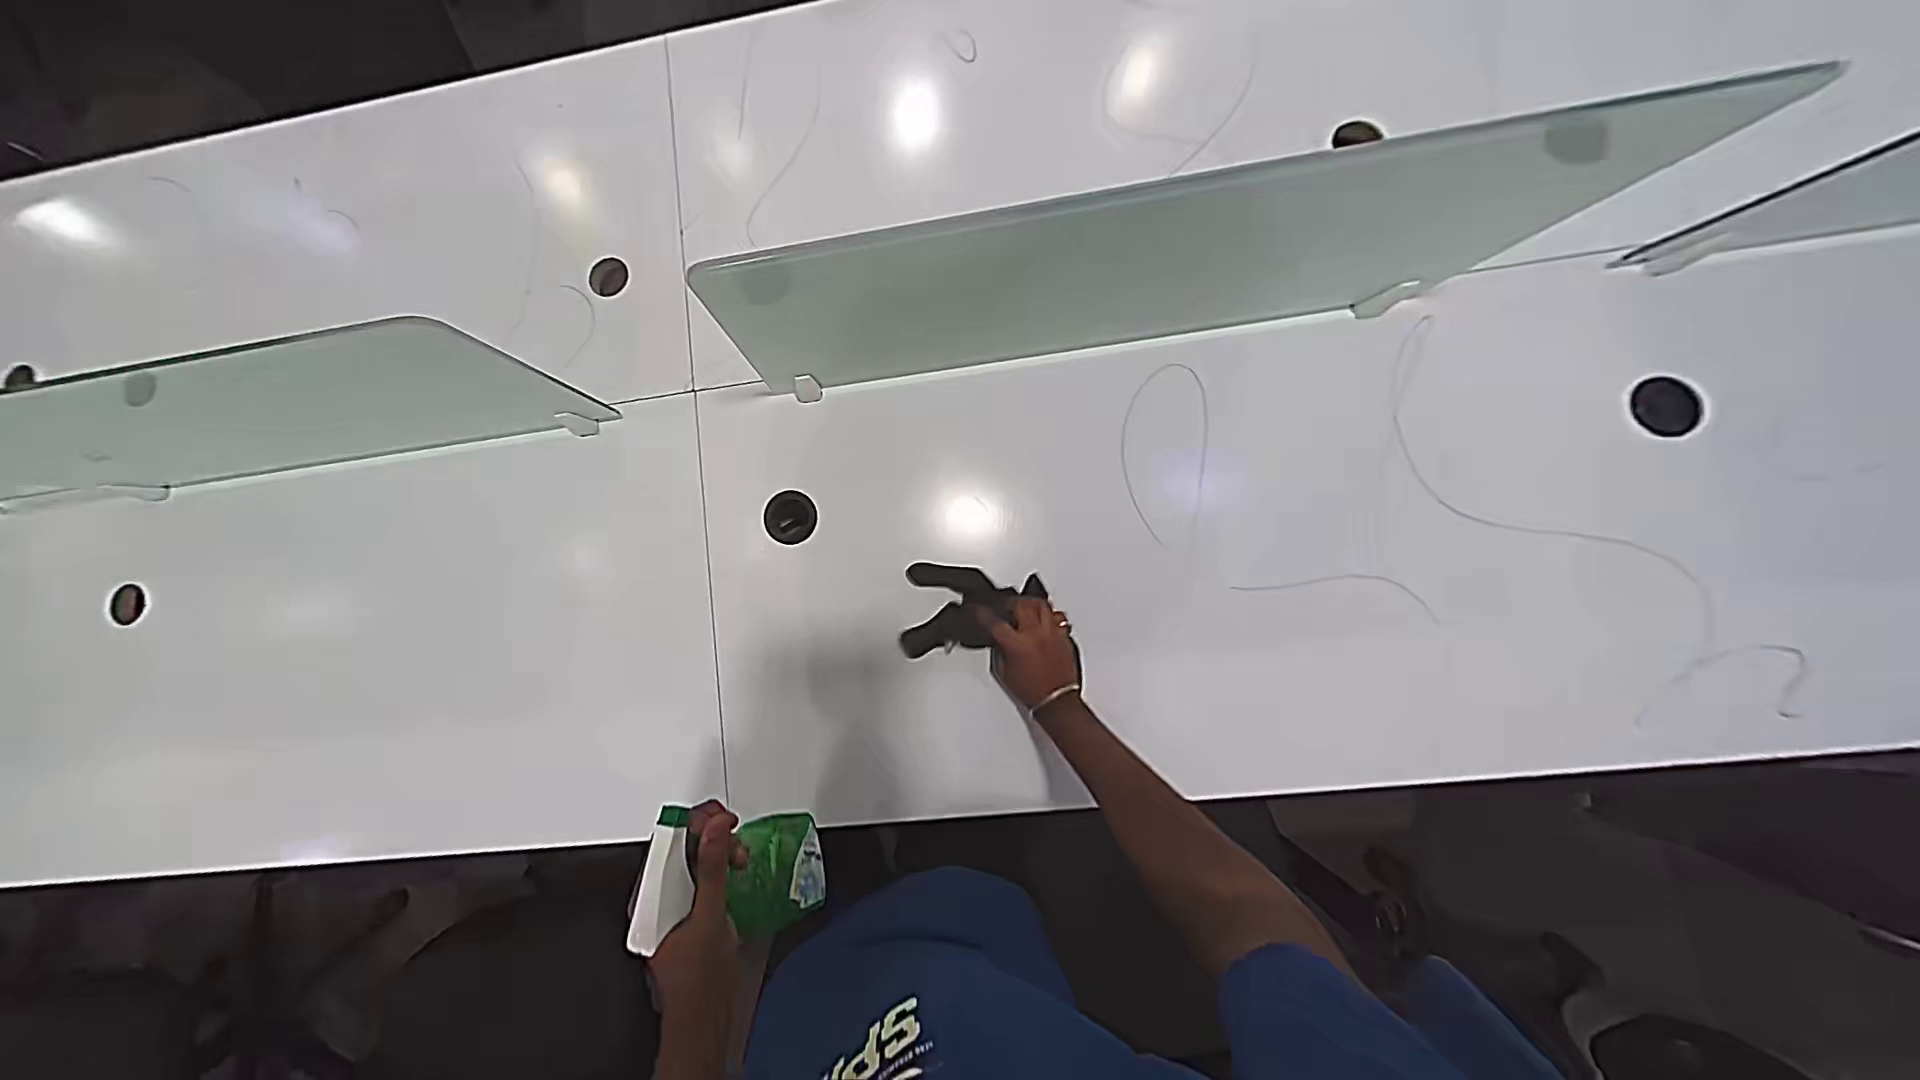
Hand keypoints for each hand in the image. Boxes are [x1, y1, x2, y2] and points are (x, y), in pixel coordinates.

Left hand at [649, 800, 747, 1017]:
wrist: (707, 1018)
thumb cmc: (699, 978)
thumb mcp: (708, 915)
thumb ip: (712, 868)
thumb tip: (714, 827)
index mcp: (652, 897)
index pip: (668, 842)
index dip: (696, 823)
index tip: (724, 818)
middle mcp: (662, 897)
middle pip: (685, 847)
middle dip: (715, 837)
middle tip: (736, 846)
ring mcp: (680, 903)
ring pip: (698, 859)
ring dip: (724, 851)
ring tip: (739, 860)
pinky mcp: (698, 909)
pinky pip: (709, 874)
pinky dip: (726, 866)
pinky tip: (737, 870)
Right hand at [973, 595, 1079, 710]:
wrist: (1056, 700)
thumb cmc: (1033, 691)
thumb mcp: (1004, 672)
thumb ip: (1000, 650)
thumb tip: (998, 638)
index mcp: (1016, 644)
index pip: (993, 621)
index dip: (980, 612)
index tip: (976, 609)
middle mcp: (1034, 634)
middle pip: (1019, 604)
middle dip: (1007, 601)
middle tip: (1002, 605)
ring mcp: (1051, 633)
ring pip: (1040, 604)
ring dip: (1028, 602)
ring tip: (1022, 605)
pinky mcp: (1063, 636)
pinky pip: (1056, 617)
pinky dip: (1047, 614)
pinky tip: (1042, 616)